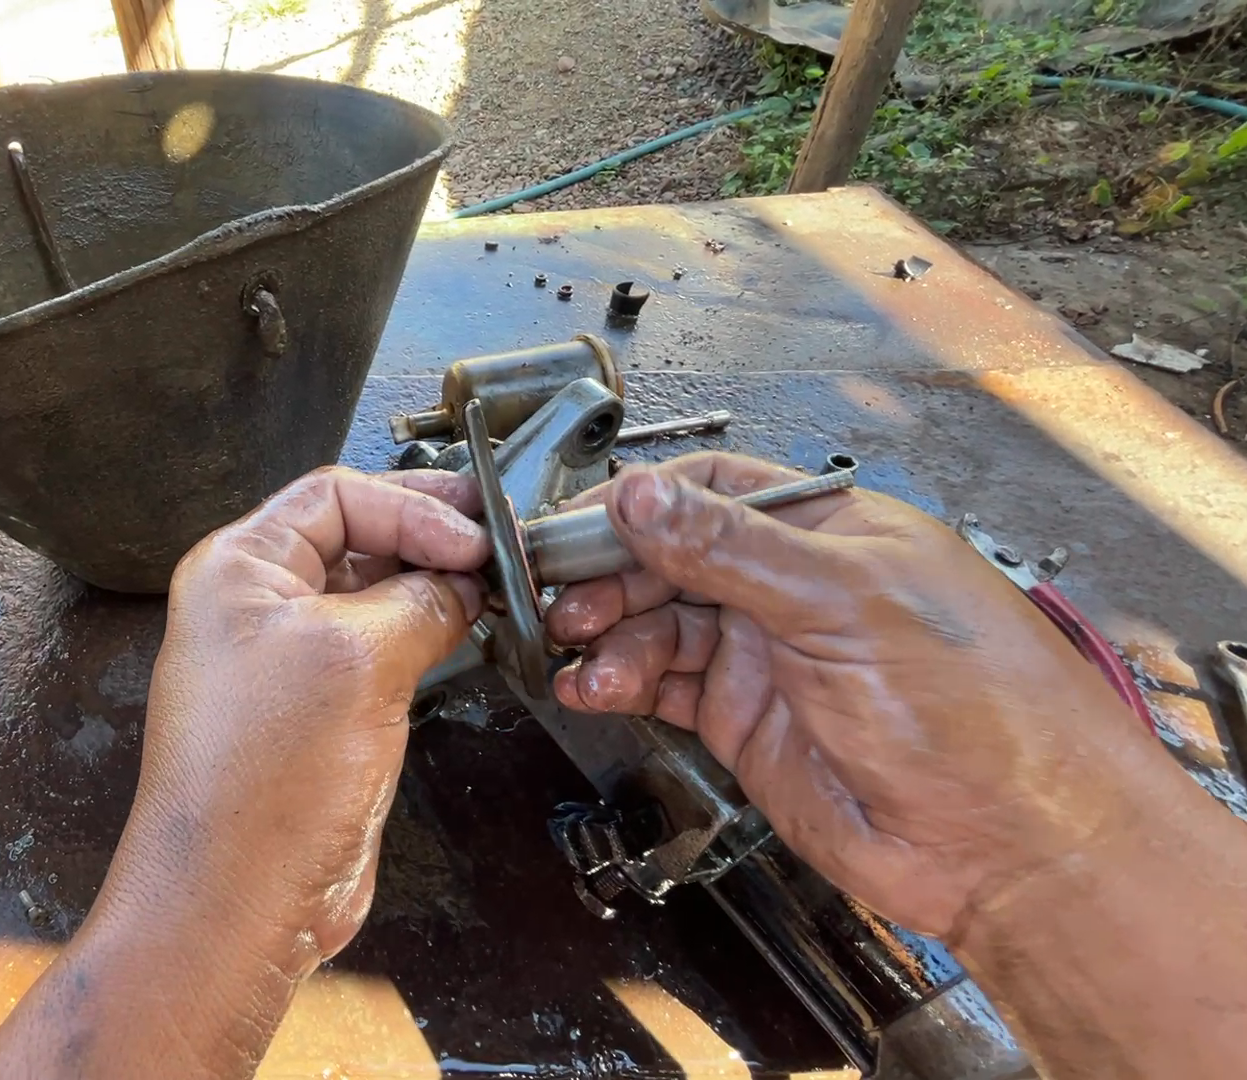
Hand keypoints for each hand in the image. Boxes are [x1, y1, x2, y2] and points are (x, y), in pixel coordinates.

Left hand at [99, 466, 486, 969]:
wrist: (241, 896)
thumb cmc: (272, 772)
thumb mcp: (357, 657)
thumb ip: (420, 601)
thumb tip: (464, 579)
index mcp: (239, 567)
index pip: (335, 497)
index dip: (411, 507)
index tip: (473, 537)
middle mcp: (257, 601)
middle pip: (353, 535)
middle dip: (424, 535)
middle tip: (494, 539)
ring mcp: (289, 652)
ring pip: (369, 589)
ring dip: (428, 581)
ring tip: (490, 581)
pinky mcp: (321, 699)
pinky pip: (377, 641)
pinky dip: (422, 627)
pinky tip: (464, 625)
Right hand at [544, 452, 1166, 941]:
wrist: (1006, 855)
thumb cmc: (975, 714)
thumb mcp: (840, 602)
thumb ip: (726, 547)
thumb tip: (639, 496)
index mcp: (822, 531)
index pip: (707, 489)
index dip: (636, 503)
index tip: (575, 525)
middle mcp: (781, 584)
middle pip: (663, 558)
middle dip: (606, 576)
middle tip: (562, 597)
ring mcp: (753, 649)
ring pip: (649, 622)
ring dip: (604, 635)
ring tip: (578, 652)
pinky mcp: (730, 709)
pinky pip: (652, 680)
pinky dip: (612, 682)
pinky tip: (592, 687)